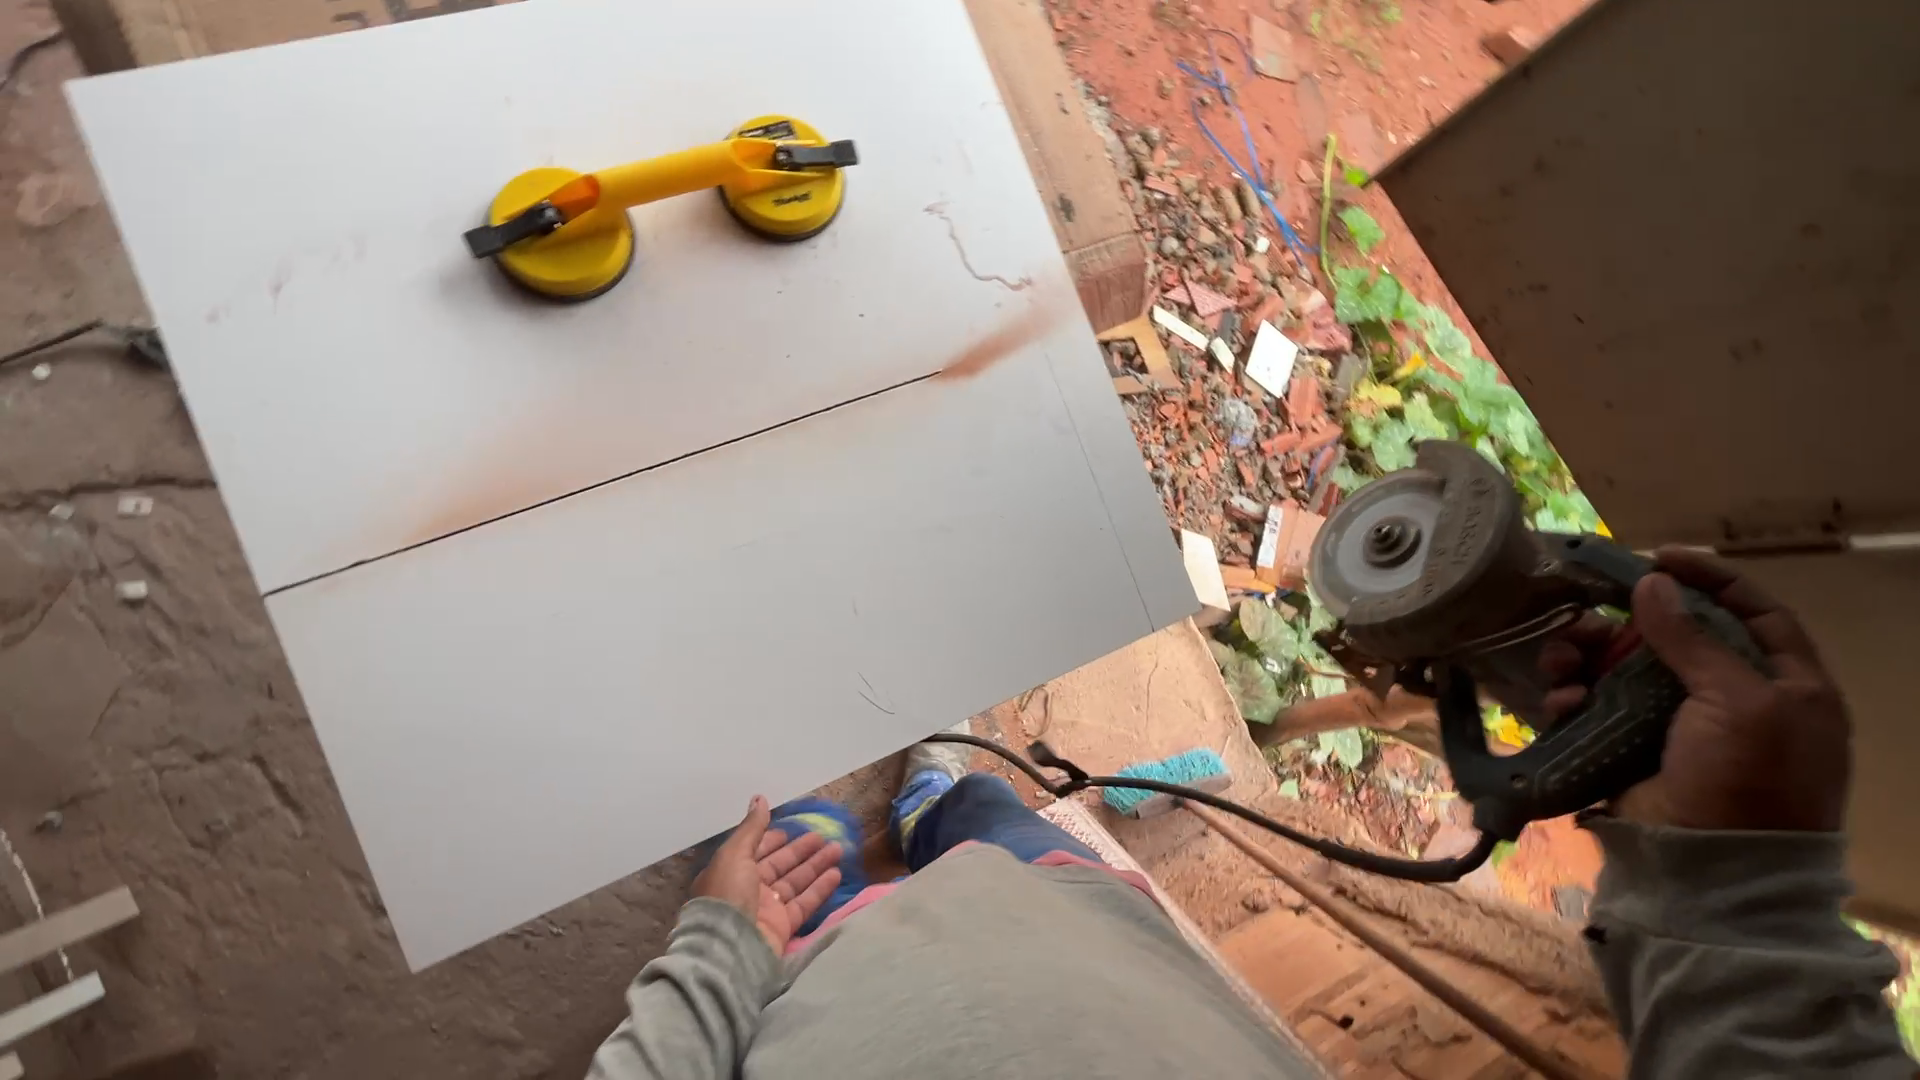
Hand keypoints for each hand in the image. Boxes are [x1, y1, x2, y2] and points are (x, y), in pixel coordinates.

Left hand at [692, 796, 843, 952]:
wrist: (727, 949)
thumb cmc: (727, 895)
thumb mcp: (734, 855)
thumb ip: (752, 828)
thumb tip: (759, 799)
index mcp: (731, 872)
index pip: (756, 851)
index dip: (773, 840)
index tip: (791, 829)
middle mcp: (748, 890)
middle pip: (780, 865)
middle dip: (800, 850)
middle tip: (823, 835)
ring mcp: (766, 910)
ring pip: (795, 882)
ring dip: (815, 865)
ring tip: (838, 848)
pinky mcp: (782, 927)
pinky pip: (805, 903)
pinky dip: (820, 888)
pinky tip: (836, 873)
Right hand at [1537, 547, 1851, 832]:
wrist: (1707, 858)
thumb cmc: (1747, 776)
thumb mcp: (1739, 701)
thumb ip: (1693, 640)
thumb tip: (1654, 583)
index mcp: (1781, 683)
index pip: (1752, 612)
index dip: (1710, 580)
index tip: (1657, 558)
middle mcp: (1726, 695)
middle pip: (1667, 635)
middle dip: (1618, 624)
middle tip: (1581, 621)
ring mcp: (1671, 719)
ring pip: (1616, 665)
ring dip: (1581, 658)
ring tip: (1558, 666)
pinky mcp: (1625, 739)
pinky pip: (1589, 702)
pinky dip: (1568, 696)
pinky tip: (1559, 702)